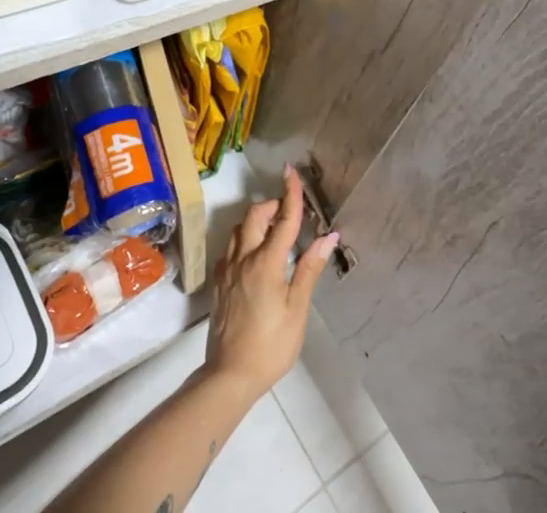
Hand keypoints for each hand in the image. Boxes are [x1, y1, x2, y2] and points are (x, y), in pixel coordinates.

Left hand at [204, 165, 339, 400]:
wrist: (229, 375)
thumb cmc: (272, 344)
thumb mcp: (298, 308)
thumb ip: (309, 269)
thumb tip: (328, 237)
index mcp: (266, 263)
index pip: (282, 220)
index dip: (290, 194)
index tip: (292, 172)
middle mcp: (242, 259)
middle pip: (253, 217)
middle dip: (271, 205)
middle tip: (289, 211)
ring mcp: (226, 271)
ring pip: (237, 230)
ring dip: (256, 221)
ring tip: (275, 231)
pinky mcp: (218, 283)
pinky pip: (229, 247)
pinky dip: (243, 238)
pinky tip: (255, 254)